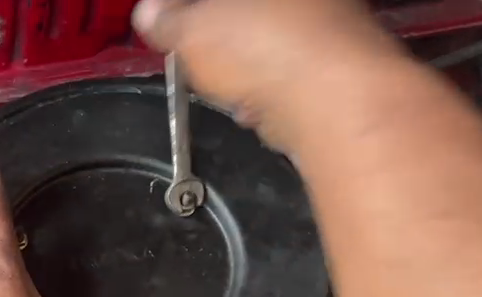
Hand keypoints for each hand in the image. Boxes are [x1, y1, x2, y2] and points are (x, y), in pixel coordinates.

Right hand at [132, 0, 406, 143]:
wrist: (323, 96)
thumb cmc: (257, 47)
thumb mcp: (191, 32)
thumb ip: (167, 20)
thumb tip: (149, 10)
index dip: (181, 9)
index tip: (165, 25)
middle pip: (242, 10)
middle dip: (215, 31)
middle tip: (190, 56)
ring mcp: (325, 16)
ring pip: (265, 35)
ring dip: (238, 60)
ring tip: (218, 85)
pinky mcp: (333, 54)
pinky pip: (283, 63)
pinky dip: (262, 81)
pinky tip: (249, 102)